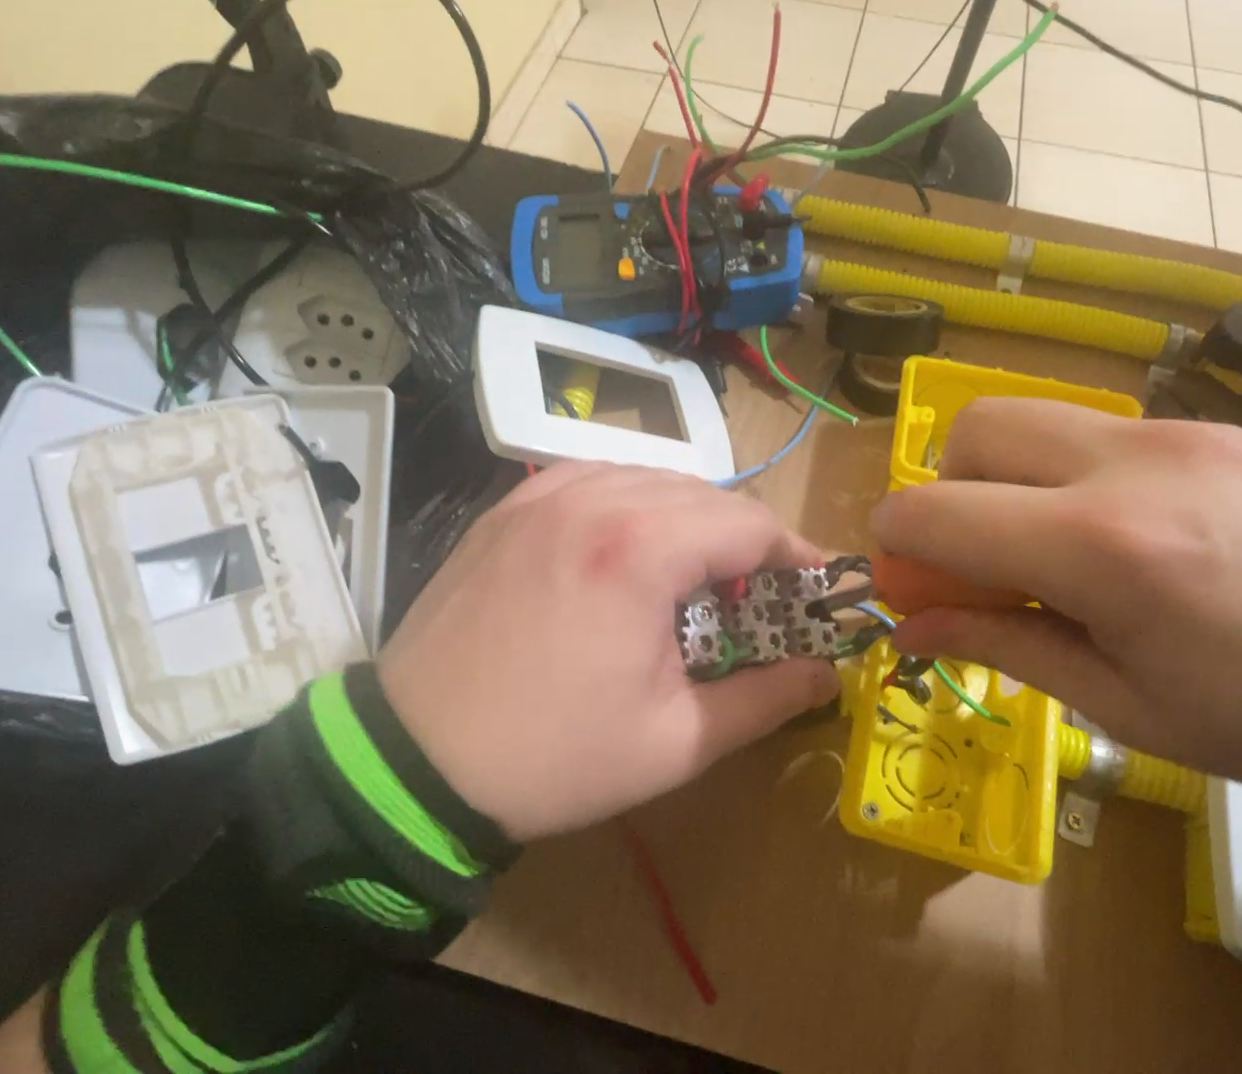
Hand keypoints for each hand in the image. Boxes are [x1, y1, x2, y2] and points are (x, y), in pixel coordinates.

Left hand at [376, 463, 839, 842]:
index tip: (816, 587)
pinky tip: (628, 547)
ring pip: (648, 477)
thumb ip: (765, 700)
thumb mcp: (674, 742)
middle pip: (704, 493)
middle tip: (758, 596)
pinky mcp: (505, 510)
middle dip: (745, 538)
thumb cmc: (552, 758)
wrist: (413, 764)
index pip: (749, 522)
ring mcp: (539, 497)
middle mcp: (592, 499)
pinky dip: (629, 503)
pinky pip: (590, 480)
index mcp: (639, 549)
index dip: (796, 553)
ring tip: (697, 574)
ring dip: (689, 517)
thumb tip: (828, 673)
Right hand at [871, 398, 1241, 862]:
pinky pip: (1112, 435)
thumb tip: (913, 627)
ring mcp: (1189, 432)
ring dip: (1014, 483)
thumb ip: (1009, 649)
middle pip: (974, 427)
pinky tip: (1146, 552)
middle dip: (947, 492)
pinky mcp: (1234, 432)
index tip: (907, 592)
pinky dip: (1079, 481)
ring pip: (1043, 422)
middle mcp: (1132, 460)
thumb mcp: (1140, 711)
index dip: (894, 548)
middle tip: (986, 570)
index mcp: (1100, 544)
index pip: (932, 509)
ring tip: (1070, 568)